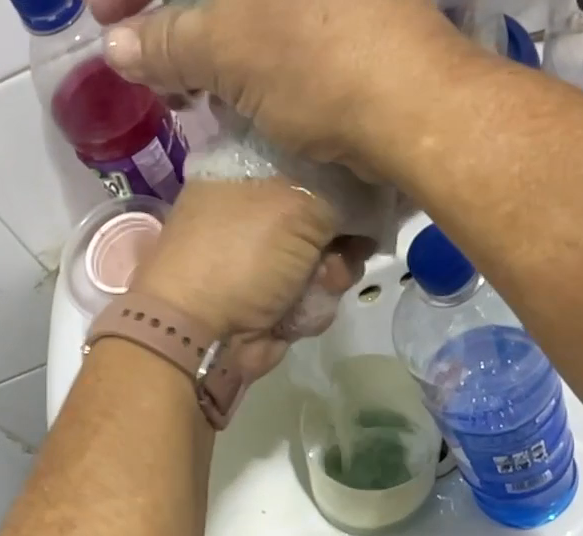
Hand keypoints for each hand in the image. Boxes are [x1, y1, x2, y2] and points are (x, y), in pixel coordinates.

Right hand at [91, 0, 475, 173]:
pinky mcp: (347, 17)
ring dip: (205, 38)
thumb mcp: (230, 52)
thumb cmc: (316, 66)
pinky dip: (245, 50)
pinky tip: (231, 86)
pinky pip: (277, 24)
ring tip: (186, 87)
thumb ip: (170, 43)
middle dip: (170, 16)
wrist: (415, 107)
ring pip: (245, 9)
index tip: (106, 20)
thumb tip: (119, 49)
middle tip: (148, 62)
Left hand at [134, 178, 373, 385]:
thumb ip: (347, 191)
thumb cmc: (241, 254)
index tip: (376, 189)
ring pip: (334, 254)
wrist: (203, 336)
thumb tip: (379, 196)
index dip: (351, 173)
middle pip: (333, 207)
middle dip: (346, 234)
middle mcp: (260, 204)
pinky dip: (315, 304)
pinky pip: (319, 292)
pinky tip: (300, 310)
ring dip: (334, 274)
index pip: (317, 153)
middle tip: (346, 245)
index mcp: (251, 164)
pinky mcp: (277, 296)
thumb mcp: (298, 203)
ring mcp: (268, 254)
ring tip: (318, 283)